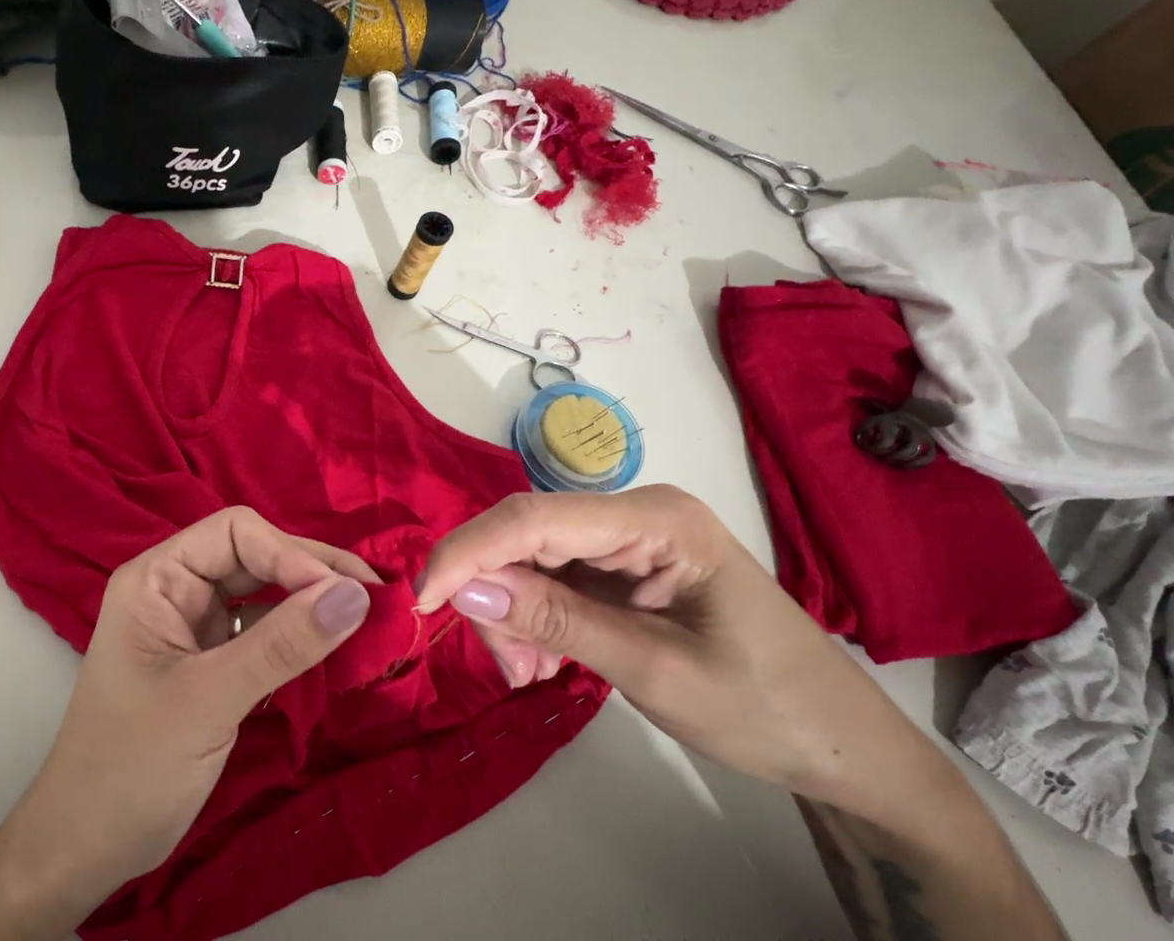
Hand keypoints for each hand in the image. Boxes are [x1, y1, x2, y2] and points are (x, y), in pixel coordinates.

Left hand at [0, 507, 376, 938]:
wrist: (86, 845)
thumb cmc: (130, 765)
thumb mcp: (208, 700)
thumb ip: (281, 645)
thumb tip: (355, 595)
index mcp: (156, 580)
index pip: (236, 534)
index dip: (293, 554)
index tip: (346, 597)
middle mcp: (174, 592)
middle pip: (254, 557)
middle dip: (312, 572)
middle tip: (379, 598)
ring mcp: (193, 629)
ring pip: (262, 595)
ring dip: (312, 602)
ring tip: (369, 618)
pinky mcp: (210, 666)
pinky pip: (263, 634)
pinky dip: (300, 636)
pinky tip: (335, 646)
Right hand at [414, 486, 943, 809]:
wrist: (842, 748)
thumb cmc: (765, 708)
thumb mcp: (653, 669)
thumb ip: (557, 623)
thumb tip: (465, 590)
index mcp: (657, 520)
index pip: (533, 518)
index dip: (468, 553)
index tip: (421, 602)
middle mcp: (636, 516)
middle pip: (526, 538)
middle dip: (496, 597)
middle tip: (509, 669)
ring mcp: (629, 543)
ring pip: (530, 563)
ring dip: (513, 617)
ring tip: (532, 675)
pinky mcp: (623, 571)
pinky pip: (552, 584)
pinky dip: (534, 623)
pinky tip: (546, 662)